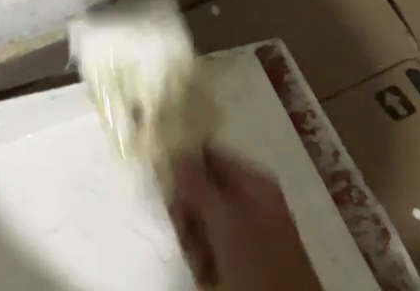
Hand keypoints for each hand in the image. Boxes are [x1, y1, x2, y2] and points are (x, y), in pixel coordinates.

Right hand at [169, 147, 325, 290]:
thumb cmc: (258, 261)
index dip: (183, 158)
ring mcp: (244, 229)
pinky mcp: (238, 254)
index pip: (209, 153)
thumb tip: (173, 149)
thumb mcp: (225, 219)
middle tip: (182, 225)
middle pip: (200, 187)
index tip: (161, 173)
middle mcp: (249, 200)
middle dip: (187, 208)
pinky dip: (201, 255)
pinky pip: (206, 242)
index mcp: (254, 182)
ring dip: (191, 236)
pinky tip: (205, 270)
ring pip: (199, 218)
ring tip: (199, 256)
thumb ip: (197, 183)